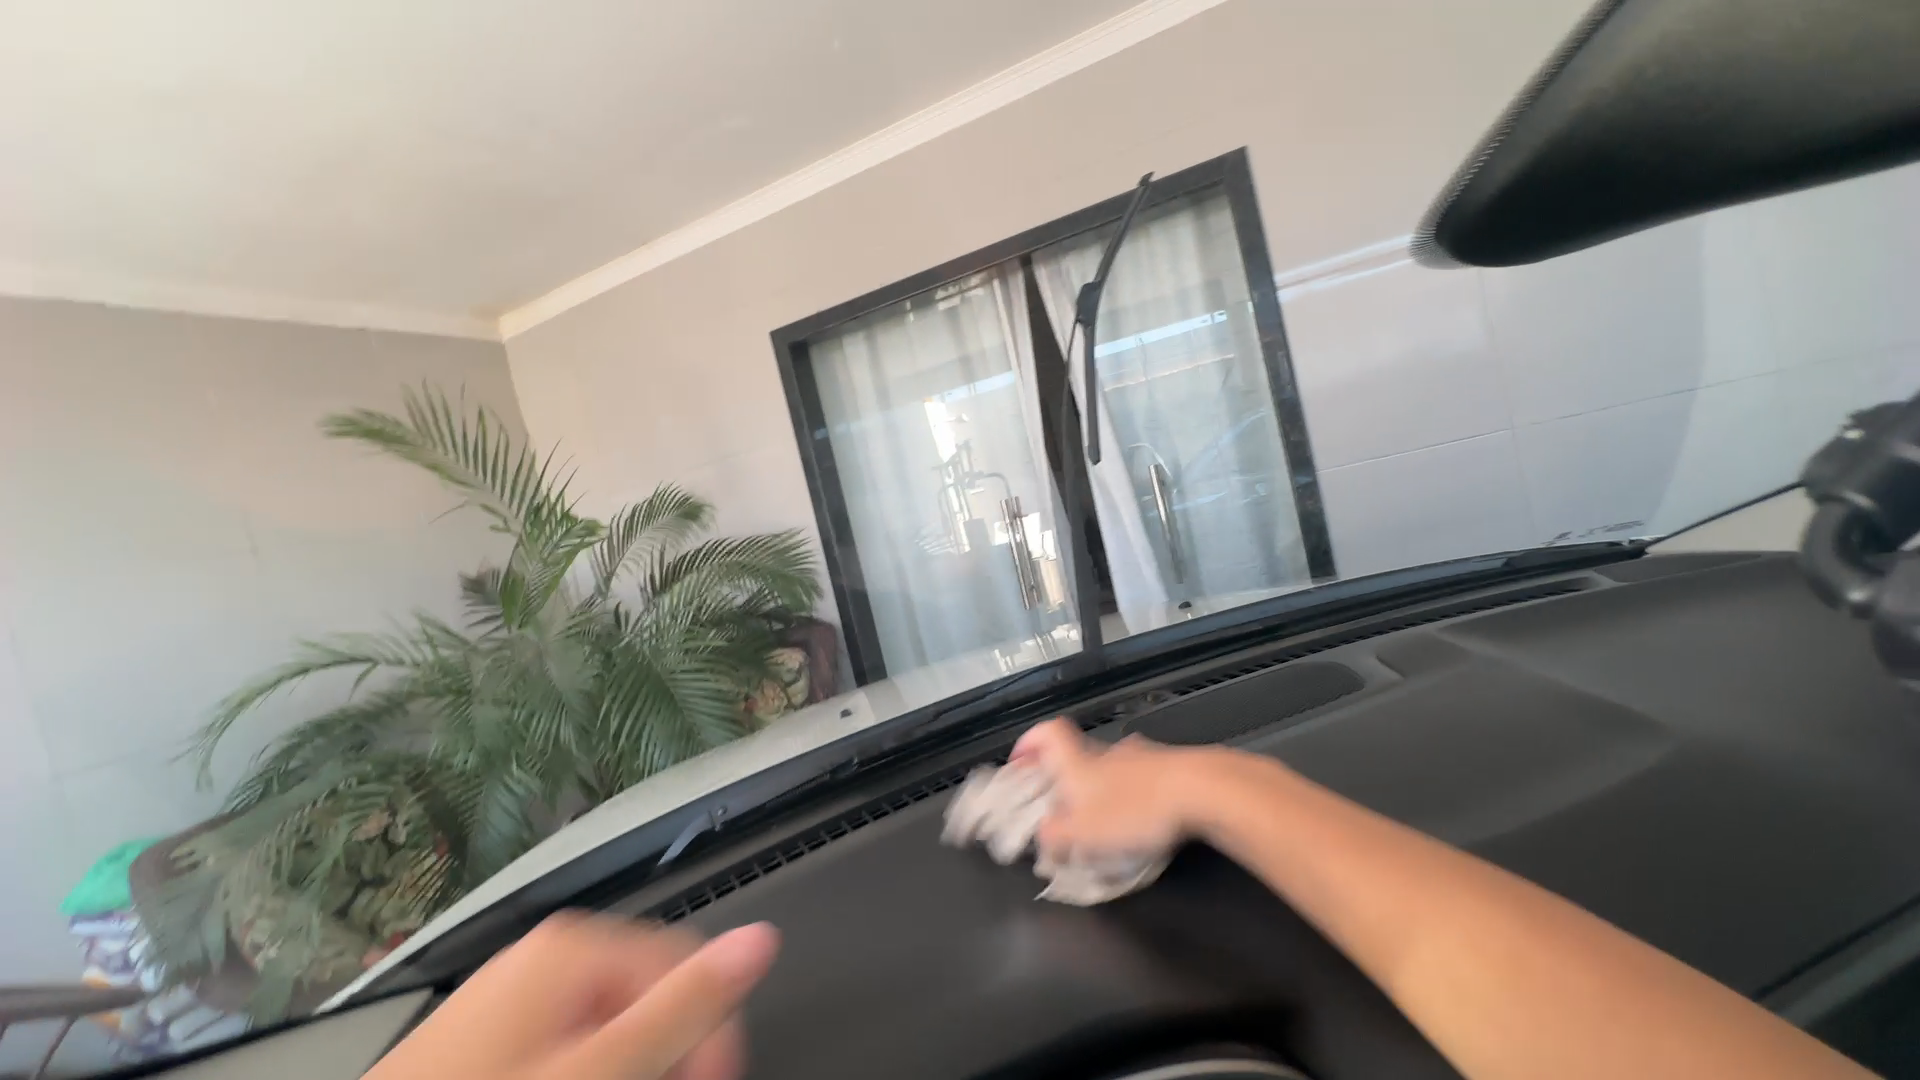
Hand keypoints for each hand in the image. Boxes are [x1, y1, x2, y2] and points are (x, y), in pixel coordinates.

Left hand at [364, 912, 779, 1079]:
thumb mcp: (598, 1070)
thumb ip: (686, 1004)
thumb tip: (763, 938)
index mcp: (574, 945)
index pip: (686, 964)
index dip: (710, 1032)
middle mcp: (544, 954)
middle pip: (646, 996)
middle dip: (665, 1054)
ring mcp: (511, 992)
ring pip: (607, 1025)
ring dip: (629, 1067)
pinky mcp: (488, 1033)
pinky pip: (566, 1042)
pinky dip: (587, 1070)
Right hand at [1011, 717, 1205, 865]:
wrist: (1202, 791)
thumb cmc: (1135, 809)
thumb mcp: (1083, 833)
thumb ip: (1055, 836)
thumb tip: (1042, 836)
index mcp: (1078, 762)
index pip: (1047, 734)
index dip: (1030, 742)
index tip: (1022, 761)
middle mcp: (1107, 752)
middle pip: (1078, 755)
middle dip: (1068, 781)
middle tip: (1065, 809)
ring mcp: (1142, 757)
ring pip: (1112, 769)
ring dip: (1104, 790)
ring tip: (1108, 822)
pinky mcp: (1171, 768)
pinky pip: (1143, 780)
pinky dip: (1136, 797)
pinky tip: (1144, 822)